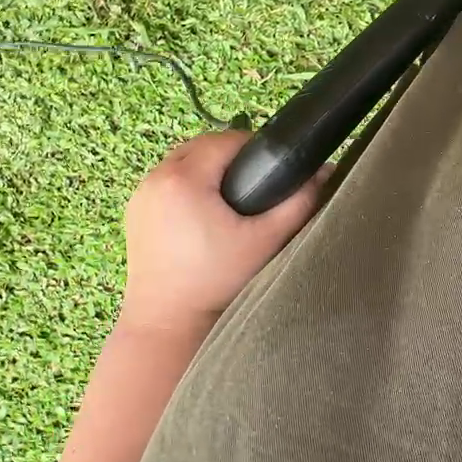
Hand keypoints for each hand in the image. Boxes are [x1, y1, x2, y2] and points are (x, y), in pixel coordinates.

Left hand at [119, 130, 325, 331]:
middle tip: (258, 182)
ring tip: (235, 194)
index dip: (255, 148)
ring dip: (209, 167)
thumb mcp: (266, 239)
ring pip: (184, 160)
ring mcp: (141, 194)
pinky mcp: (135, 211)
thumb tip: (326, 172)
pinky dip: (189, 183)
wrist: (168, 321)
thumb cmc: (216, 279)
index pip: (227, 140)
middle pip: (202, 145)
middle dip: (232, 155)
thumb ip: (299, 202)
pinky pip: (168, 179)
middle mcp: (156, 178)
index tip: (272, 170)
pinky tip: (207, 208)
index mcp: (184, 178)